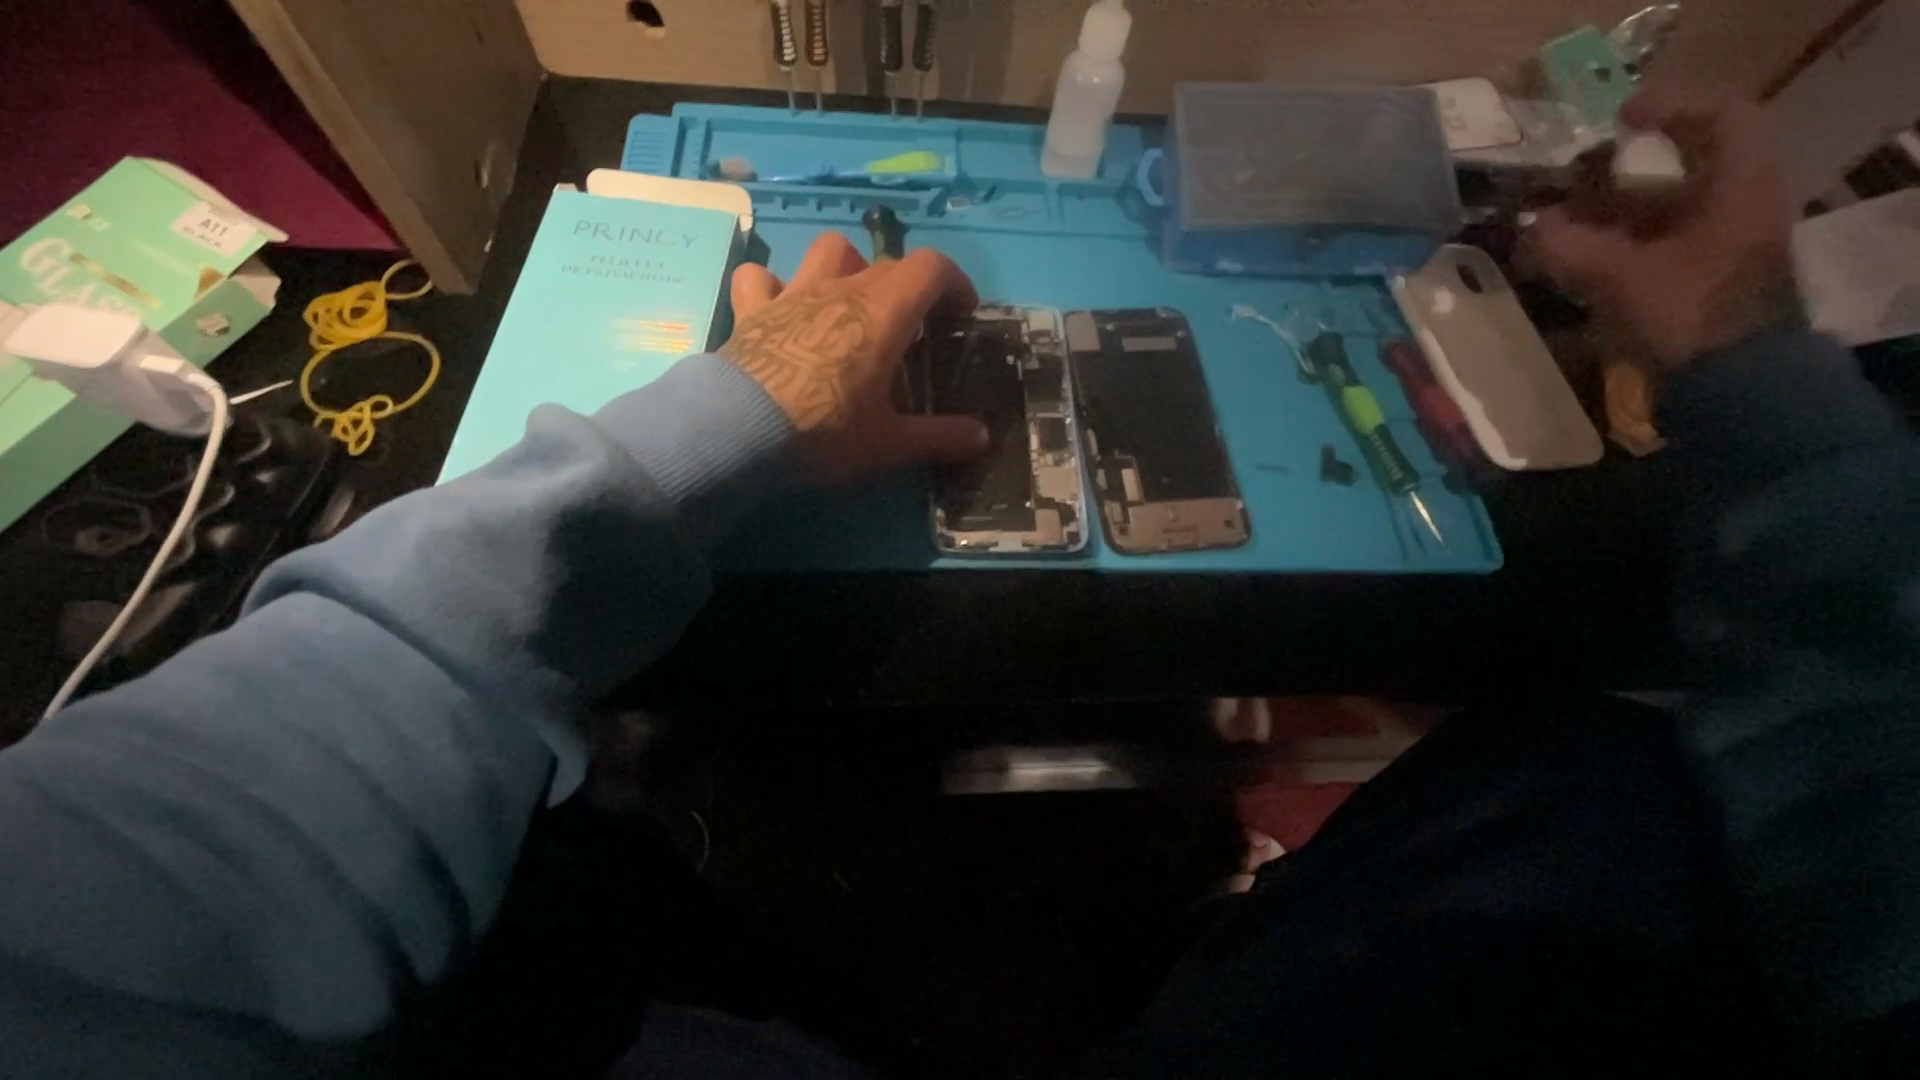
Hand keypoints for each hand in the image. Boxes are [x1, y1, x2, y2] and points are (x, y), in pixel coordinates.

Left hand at [720, 233, 989, 479]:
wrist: (737, 432)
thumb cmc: (824, 433)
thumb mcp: (890, 444)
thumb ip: (940, 437)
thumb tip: (982, 437)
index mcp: (883, 313)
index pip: (931, 268)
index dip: (954, 282)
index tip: (960, 314)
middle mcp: (840, 290)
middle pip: (885, 264)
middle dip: (908, 288)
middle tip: (911, 329)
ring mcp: (791, 295)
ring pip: (827, 251)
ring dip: (847, 269)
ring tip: (850, 305)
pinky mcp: (750, 312)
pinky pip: (761, 278)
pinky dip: (774, 286)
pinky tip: (779, 309)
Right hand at [1531, 88, 1799, 365]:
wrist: (1734, 383)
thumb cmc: (1687, 314)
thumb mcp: (1620, 276)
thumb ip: (1568, 247)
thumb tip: (1529, 229)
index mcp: (1732, 186)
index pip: (1712, 119)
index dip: (1664, 111)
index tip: (1612, 123)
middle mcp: (1727, 208)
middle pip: (1663, 177)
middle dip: (1601, 184)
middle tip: (1551, 192)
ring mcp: (1711, 250)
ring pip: (1645, 221)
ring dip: (1591, 226)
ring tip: (1540, 237)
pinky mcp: (1690, 286)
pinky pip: (1640, 256)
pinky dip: (1600, 257)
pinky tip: (1561, 269)